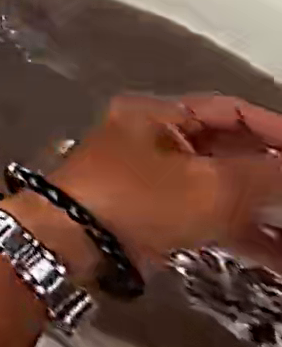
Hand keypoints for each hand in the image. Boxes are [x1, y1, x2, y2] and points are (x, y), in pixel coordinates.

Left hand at [46, 95, 281, 271]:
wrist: (84, 233)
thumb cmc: (143, 196)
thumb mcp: (219, 182)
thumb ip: (276, 173)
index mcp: (154, 114)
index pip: (232, 111)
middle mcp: (154, 136)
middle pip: (239, 148)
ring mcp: (159, 172)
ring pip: (236, 185)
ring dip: (277, 207)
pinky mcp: (165, 205)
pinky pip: (224, 214)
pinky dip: (262, 235)